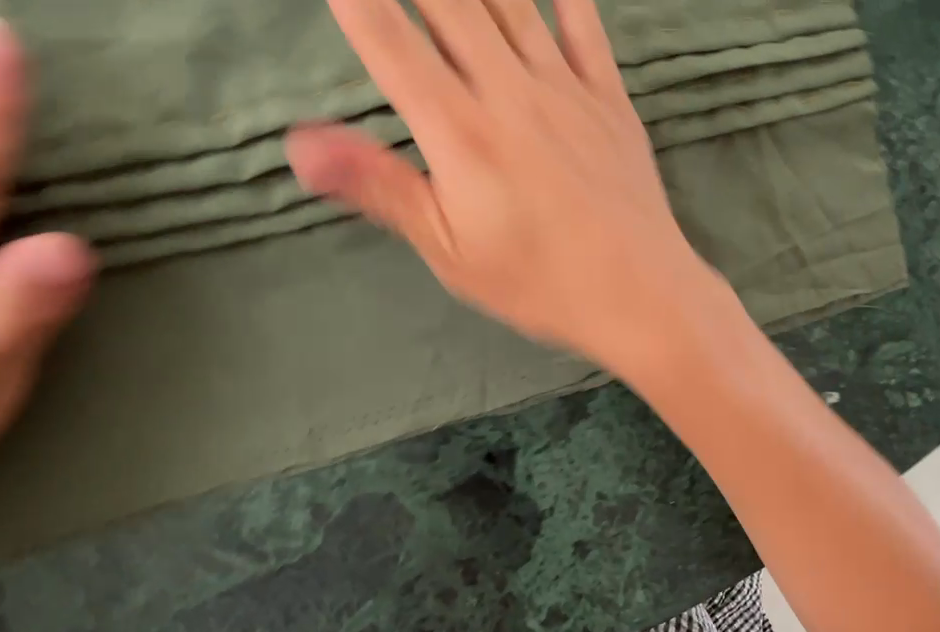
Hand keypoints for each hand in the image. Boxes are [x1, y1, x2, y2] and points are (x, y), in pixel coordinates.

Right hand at [288, 0, 728, 376]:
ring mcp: (564, 90)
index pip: (389, 40)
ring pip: (510, 0)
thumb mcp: (452, 252)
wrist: (641, 295)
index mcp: (459, 132)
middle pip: (447, 1)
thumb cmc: (541, 285)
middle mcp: (507, 92)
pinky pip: (584, 24)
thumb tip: (298, 144)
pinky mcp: (609, 99)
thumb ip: (381, 187)